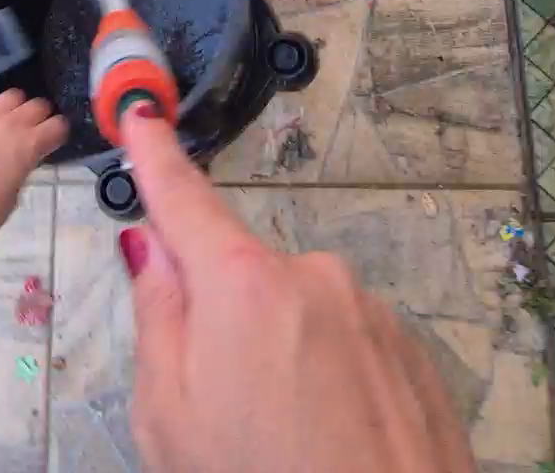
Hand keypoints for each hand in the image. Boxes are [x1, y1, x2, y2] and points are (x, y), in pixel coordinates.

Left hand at [0, 89, 66, 249]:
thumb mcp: (15, 194)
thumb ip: (24, 166)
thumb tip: (23, 157)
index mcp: (28, 145)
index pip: (59, 125)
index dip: (59, 133)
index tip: (54, 142)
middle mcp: (9, 124)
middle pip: (38, 104)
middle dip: (42, 116)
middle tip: (35, 132)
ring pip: (11, 95)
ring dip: (16, 107)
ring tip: (9, 123)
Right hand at [117, 109, 474, 472]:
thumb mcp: (171, 416)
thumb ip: (158, 313)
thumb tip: (152, 243)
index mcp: (243, 283)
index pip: (186, 200)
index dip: (157, 156)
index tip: (144, 116)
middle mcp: (311, 273)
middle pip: (243, 274)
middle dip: (226, 315)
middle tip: (230, 400)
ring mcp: (369, 307)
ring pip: (299, 312)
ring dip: (287, 352)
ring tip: (296, 434)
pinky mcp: (410, 345)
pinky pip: (349, 340)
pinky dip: (333, 374)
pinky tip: (340, 439)